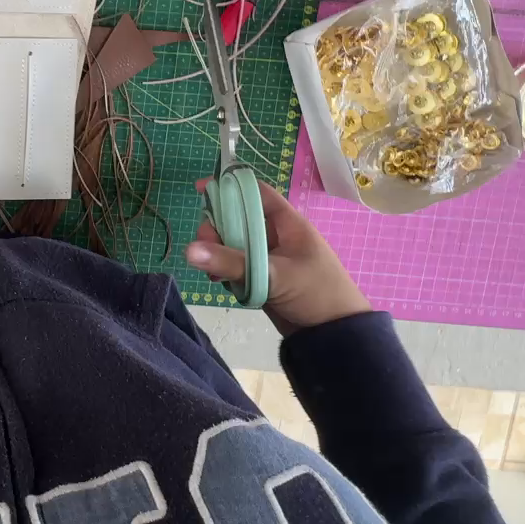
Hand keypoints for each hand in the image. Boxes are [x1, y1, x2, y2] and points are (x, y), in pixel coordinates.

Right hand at [185, 178, 370, 334]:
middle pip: (236, 217)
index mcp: (287, 224)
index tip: (199, 189)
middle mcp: (275, 235)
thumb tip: (189, 250)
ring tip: (212, 271)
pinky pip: (235, 263)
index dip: (228, 186)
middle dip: (216, 227)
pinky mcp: (261, 276)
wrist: (335, 337)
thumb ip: (230, 262)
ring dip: (217, 252)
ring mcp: (268, 256)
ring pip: (233, 242)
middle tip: (203, 246)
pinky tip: (218, 281)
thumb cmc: (316, 295)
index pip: (255, 193)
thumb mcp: (272, 275)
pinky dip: (223, 269)